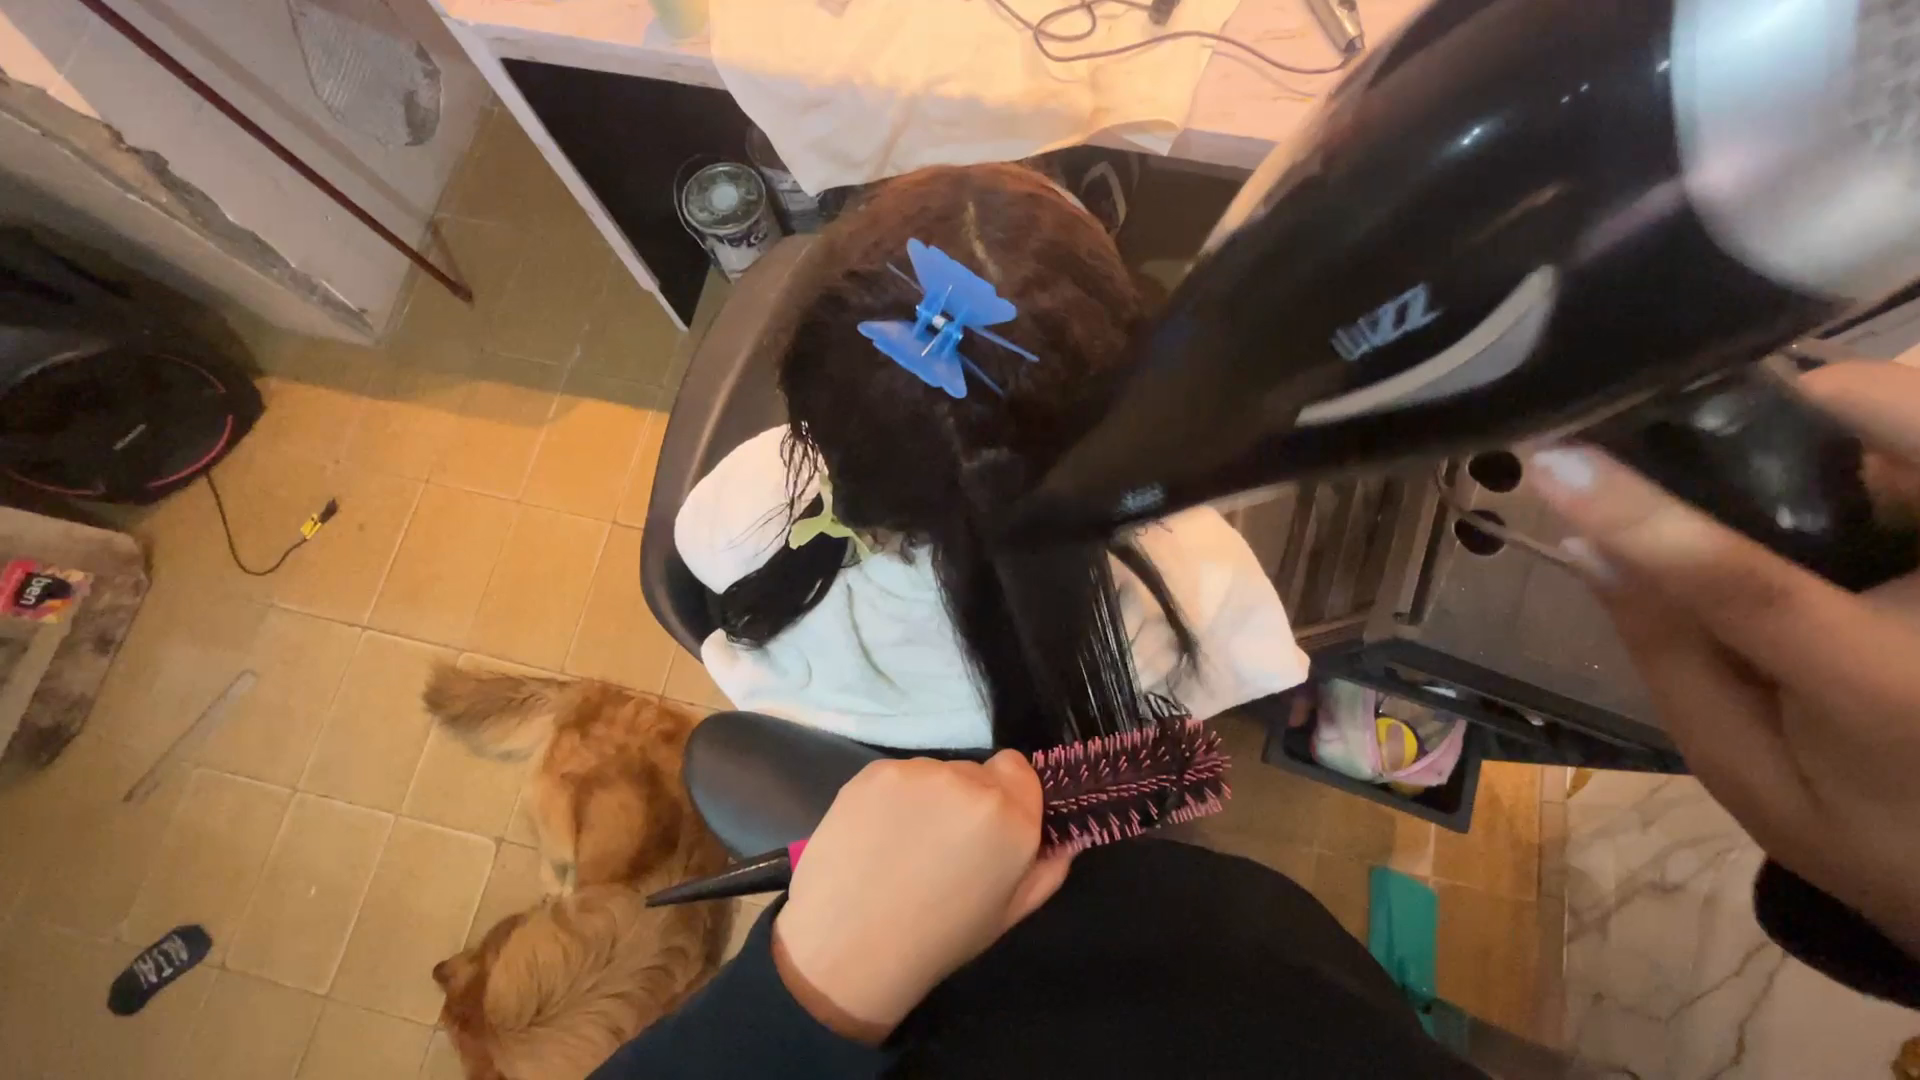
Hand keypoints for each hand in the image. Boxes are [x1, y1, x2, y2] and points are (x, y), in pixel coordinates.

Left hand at [771, 751, 1073, 1042]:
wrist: (850, 949)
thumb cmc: (940, 937)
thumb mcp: (1010, 912)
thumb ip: (1047, 867)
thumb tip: (1064, 836)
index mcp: (1011, 816)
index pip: (1020, 770)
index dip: (1008, 797)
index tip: (989, 828)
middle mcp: (968, 781)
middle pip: (976, 772)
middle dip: (968, 800)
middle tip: (945, 845)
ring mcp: (917, 772)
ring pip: (936, 773)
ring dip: (930, 798)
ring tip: (906, 845)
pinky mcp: (874, 771)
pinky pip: (898, 776)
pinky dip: (893, 798)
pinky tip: (878, 835)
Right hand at [1525, 361, 1919, 956]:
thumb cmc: (1878, 831)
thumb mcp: (1744, 768)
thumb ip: (1668, 657)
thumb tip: (1590, 547)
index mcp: (1892, 690)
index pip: (1747, 584)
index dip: (1642, 515)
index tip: (1554, 459)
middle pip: (1905, 436)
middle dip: (1802, 409)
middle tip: (1717, 439)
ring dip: (1846, 423)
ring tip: (1784, 476)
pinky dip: (1879, 446)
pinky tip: (1838, 498)